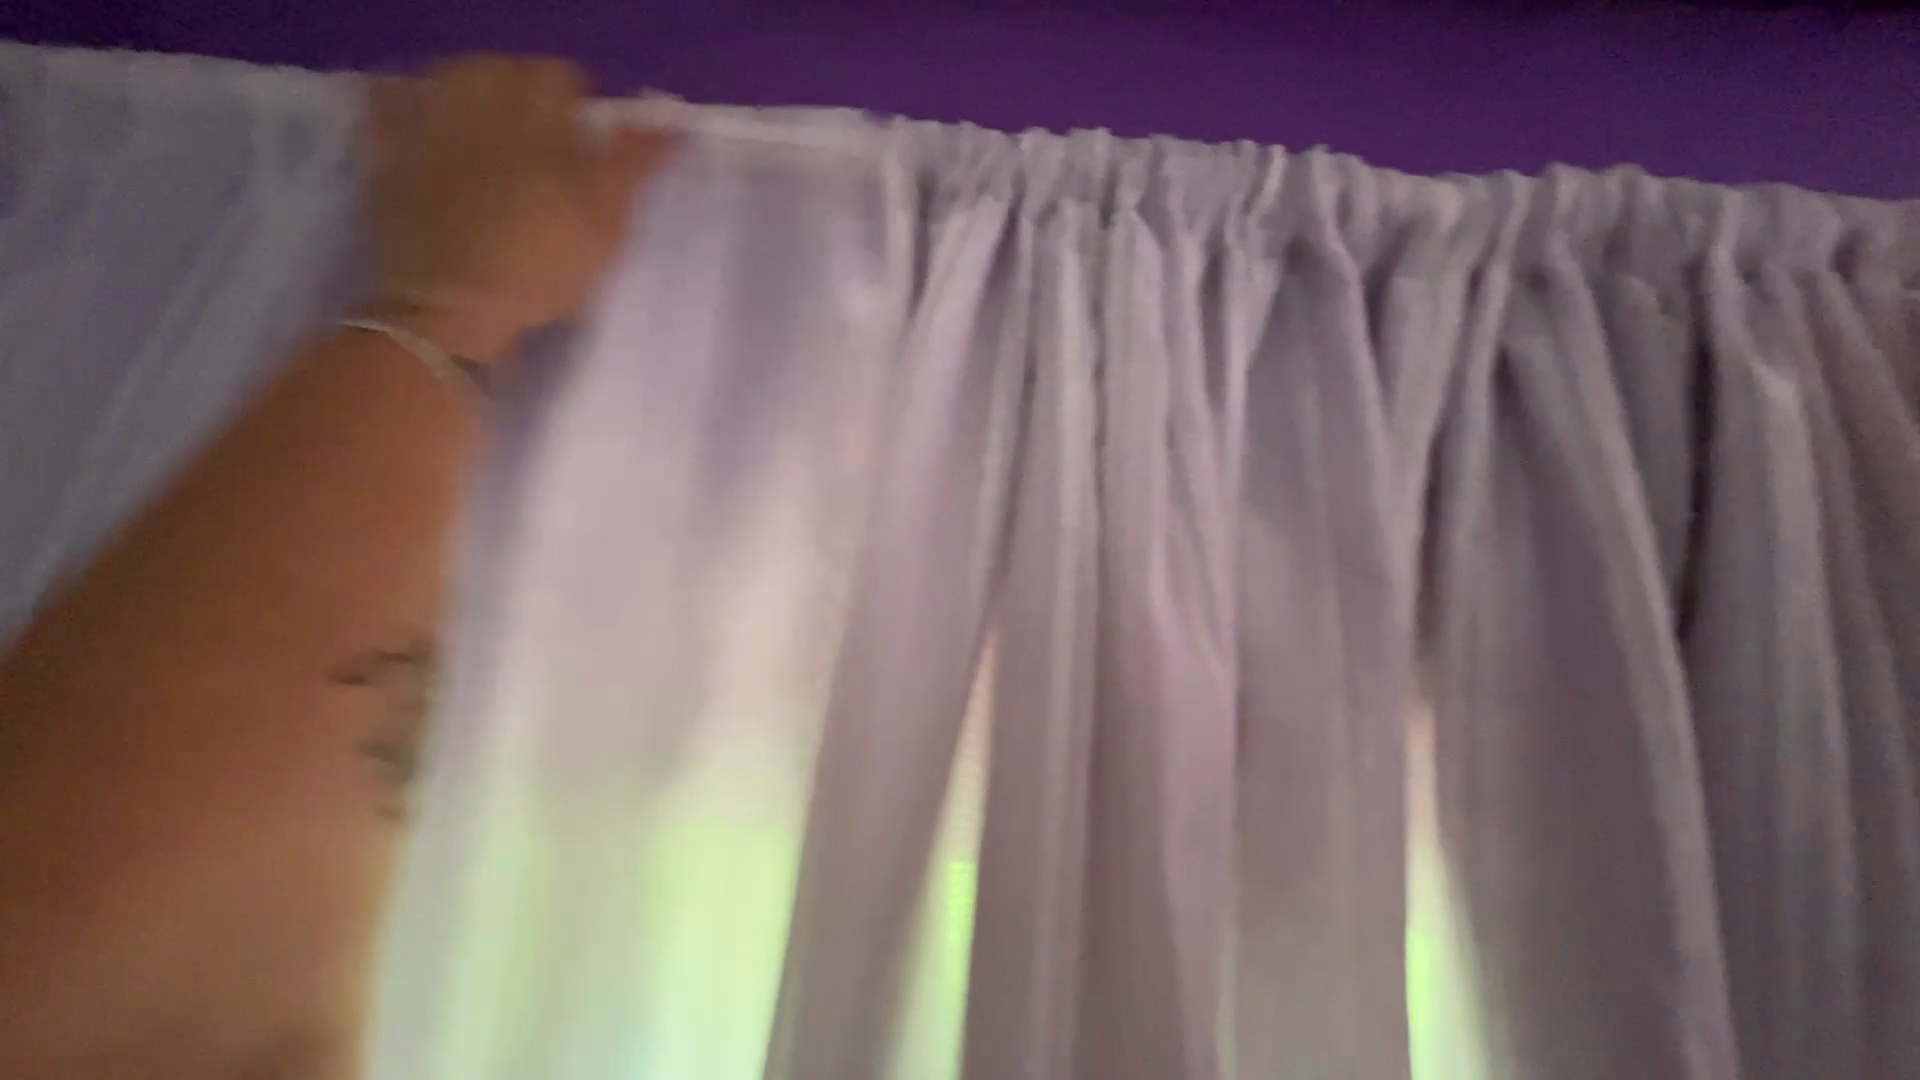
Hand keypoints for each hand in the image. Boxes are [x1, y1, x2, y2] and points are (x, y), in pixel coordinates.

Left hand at [363, 55, 673, 363]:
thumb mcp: (604, 228)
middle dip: (527, 88)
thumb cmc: (540, 272)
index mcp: (536, 126)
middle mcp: (478, 110)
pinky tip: (426, 118)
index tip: (590, 129)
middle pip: (503, 68)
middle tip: (544, 128)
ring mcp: (426, 127)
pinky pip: (390, 101)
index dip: (579, 99)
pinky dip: (409, 99)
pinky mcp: (387, 152)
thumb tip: (666, 124)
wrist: (452, 308)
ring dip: (475, 87)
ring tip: (492, 123)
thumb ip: (630, 168)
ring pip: (450, 75)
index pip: (560, 78)